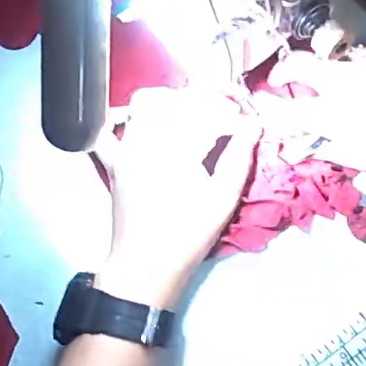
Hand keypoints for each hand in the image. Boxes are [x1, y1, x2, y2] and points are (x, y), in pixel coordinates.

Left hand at [94, 88, 259, 309]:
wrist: (146, 265)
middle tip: (225, 116)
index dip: (233, 115)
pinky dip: (126, 120)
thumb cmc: (189, 234)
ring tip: (191, 115)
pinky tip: (144, 125)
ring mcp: (127, 148)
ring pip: (145, 104)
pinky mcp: (115, 161)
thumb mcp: (224, 198)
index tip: (247, 123)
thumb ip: (240, 157)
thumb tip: (254, 126)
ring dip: (172, 102)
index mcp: (178, 148)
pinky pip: (112, 130)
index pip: (209, 114)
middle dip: (205, 102)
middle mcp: (148, 139)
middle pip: (178, 101)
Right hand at [255, 39, 365, 190]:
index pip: (288, 113)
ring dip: (332, 64)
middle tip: (287, 77)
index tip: (265, 108)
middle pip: (299, 65)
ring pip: (336, 53)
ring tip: (346, 76)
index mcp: (344, 127)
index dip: (271, 110)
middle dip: (286, 70)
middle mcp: (350, 88)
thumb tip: (312, 140)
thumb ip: (340, 148)